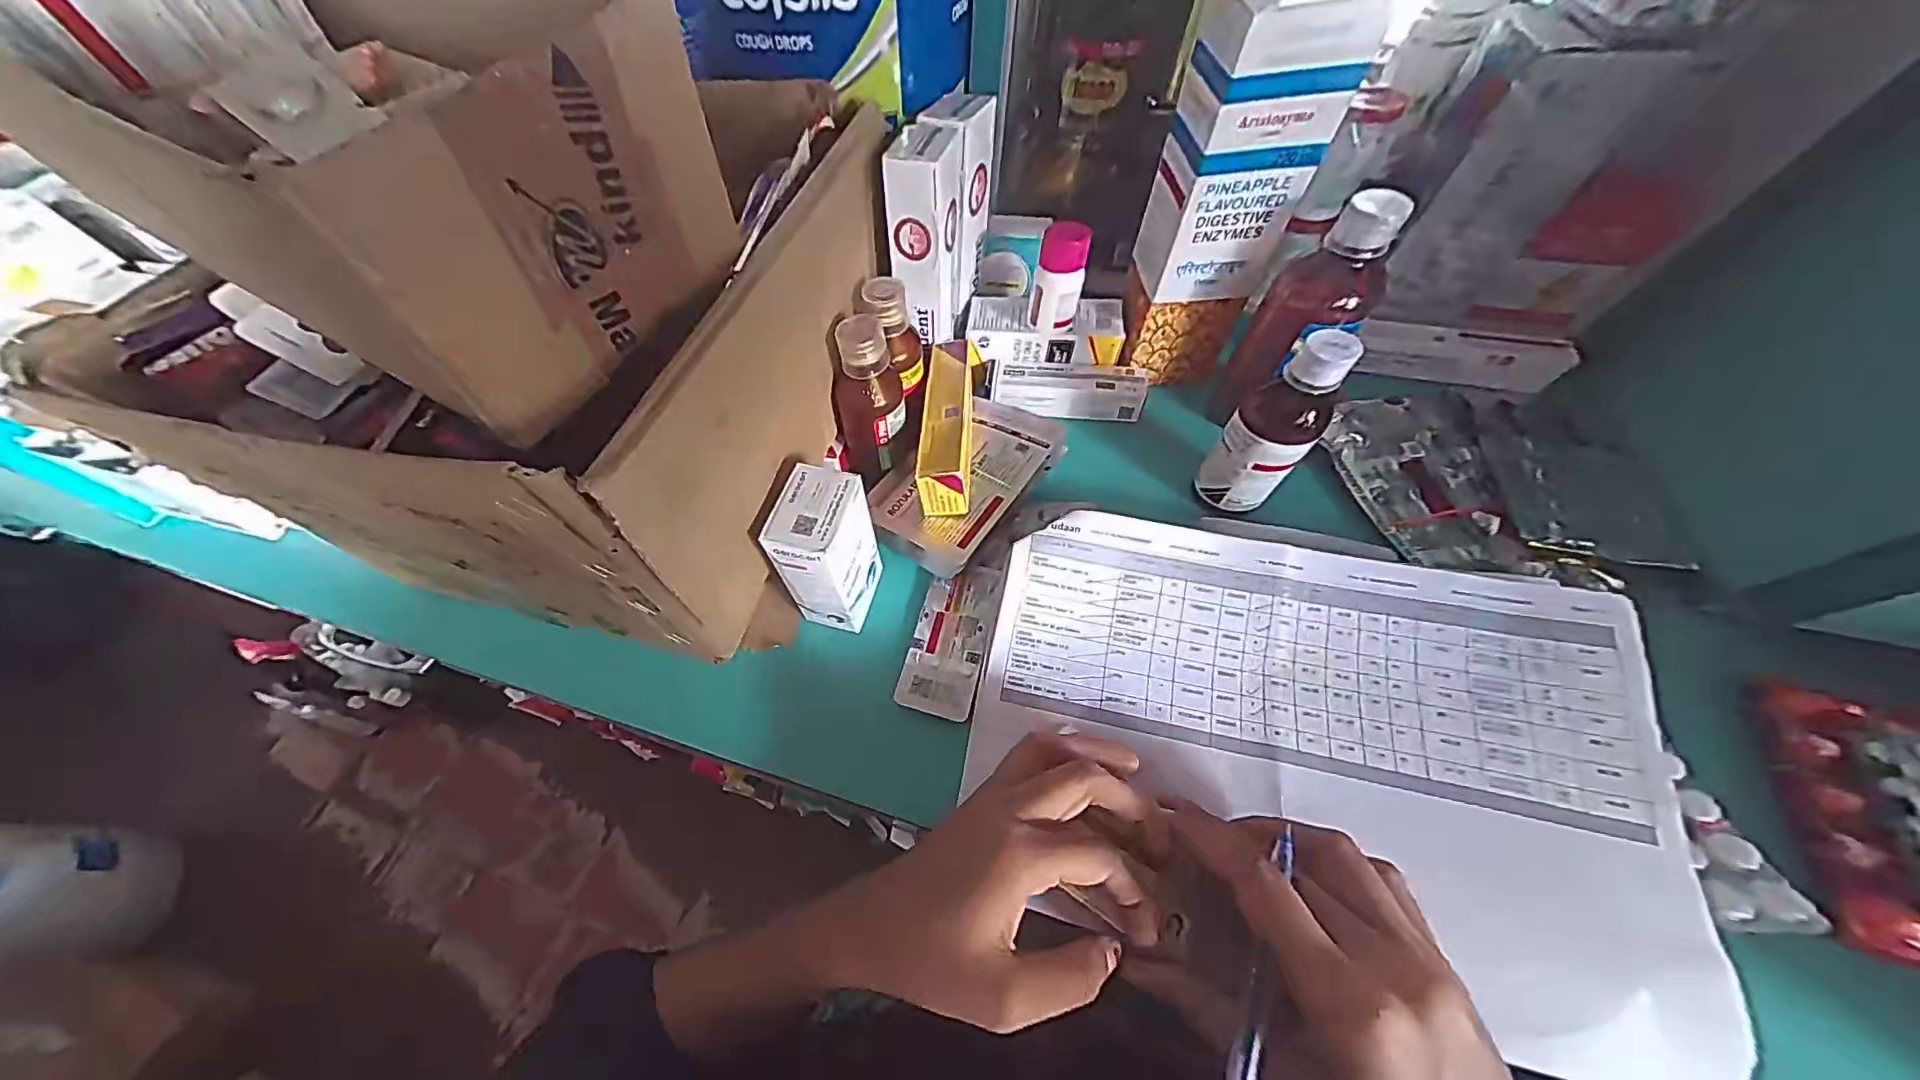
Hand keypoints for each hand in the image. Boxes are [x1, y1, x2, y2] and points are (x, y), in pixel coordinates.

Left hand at [796, 731, 1162, 1032]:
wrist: (872, 927)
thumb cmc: (932, 961)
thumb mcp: (1002, 997)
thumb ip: (1068, 981)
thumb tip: (1112, 950)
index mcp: (1019, 855)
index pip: (1099, 856)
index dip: (1133, 890)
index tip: (1142, 928)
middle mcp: (1010, 812)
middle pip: (1083, 780)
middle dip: (1132, 804)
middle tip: (1160, 838)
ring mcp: (993, 797)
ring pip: (1051, 749)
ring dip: (1096, 754)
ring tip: (1135, 770)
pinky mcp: (982, 798)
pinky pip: (1028, 756)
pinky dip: (1062, 750)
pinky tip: (1082, 769)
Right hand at [1162, 808, 1505, 1079]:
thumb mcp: (1277, 1071)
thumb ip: (1207, 1009)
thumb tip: (1149, 966)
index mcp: (1351, 1004)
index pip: (1267, 886)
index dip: (1216, 842)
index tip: (1184, 822)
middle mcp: (1397, 969)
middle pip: (1307, 857)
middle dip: (1245, 837)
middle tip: (1206, 839)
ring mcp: (1427, 961)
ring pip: (1349, 856)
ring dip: (1291, 840)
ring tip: (1253, 850)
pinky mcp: (1444, 961)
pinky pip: (1385, 881)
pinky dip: (1338, 864)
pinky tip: (1312, 878)